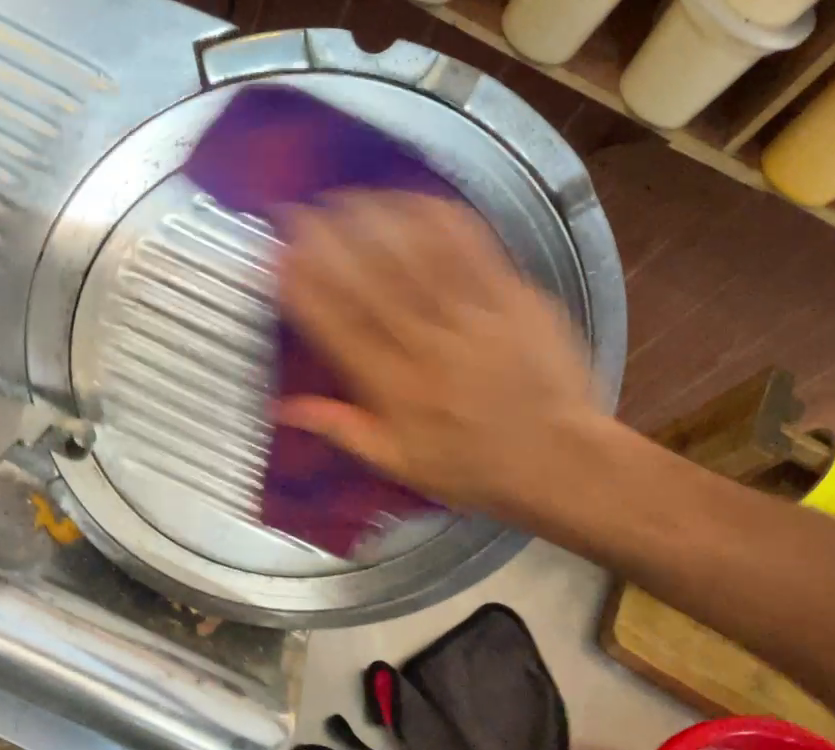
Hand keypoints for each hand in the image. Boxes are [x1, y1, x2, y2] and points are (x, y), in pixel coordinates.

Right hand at [276, 192, 624, 523]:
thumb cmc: (470, 467)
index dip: (302, 286)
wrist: (558, 460)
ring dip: (375, 220)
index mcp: (392, 386)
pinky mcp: (513, 296)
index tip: (276, 256)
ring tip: (344, 196)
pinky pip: (473, 248)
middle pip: (369, 280)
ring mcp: (472, 315)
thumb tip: (282, 407)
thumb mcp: (396, 461)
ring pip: (416, 255)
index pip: (337, 325)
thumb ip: (339, 428)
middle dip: (328, 240)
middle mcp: (426, 344)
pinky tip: (413, 197)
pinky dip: (439, 218)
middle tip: (298, 211)